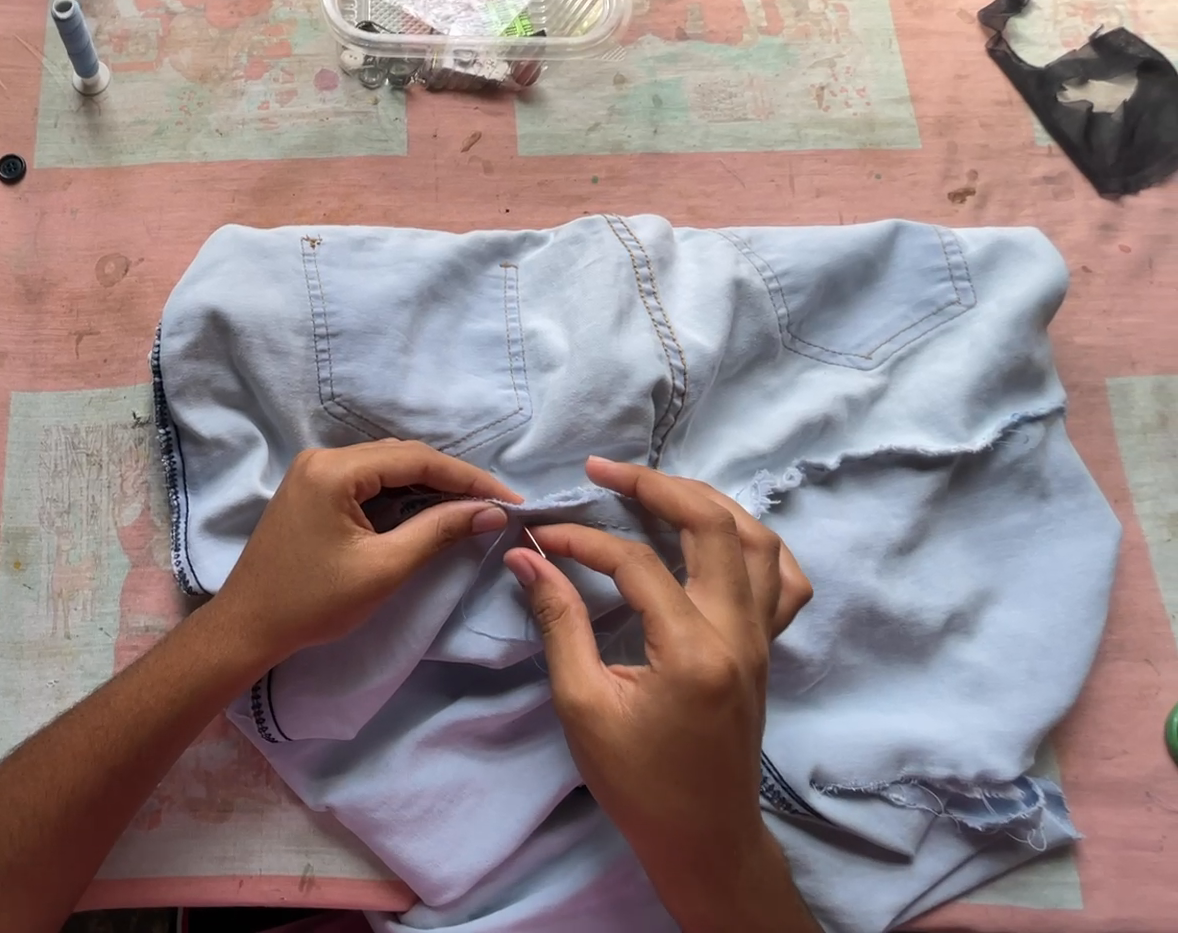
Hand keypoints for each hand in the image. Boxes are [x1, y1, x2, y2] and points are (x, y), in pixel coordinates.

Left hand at [205, 439, 521, 666]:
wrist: (249, 624)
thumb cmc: (313, 602)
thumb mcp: (383, 568)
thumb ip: (438, 531)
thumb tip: (490, 510)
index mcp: (334, 469)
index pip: (415, 459)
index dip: (467, 478)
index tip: (510, 498)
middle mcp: (321, 458)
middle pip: (399, 456)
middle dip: (449, 480)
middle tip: (493, 505)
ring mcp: (312, 471)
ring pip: (383, 467)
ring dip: (424, 486)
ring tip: (468, 508)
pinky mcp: (310, 488)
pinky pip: (364, 480)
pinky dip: (397, 494)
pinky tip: (424, 510)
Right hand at [506, 456, 817, 931]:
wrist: (704, 839)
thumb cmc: (636, 779)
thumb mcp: (581, 701)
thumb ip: (559, 620)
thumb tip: (525, 557)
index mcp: (694, 651)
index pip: (635, 563)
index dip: (580, 541)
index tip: (538, 539)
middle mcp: (740, 635)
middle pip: (715, 528)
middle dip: (655, 486)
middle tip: (602, 470)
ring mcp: (763, 641)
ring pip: (759, 542)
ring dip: (706, 501)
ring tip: (653, 487)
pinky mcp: (766, 649)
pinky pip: (783, 581)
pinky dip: (754, 543)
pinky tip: (718, 535)